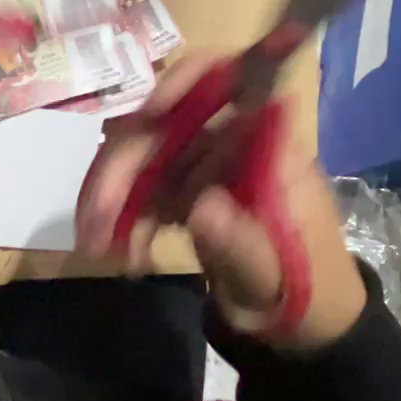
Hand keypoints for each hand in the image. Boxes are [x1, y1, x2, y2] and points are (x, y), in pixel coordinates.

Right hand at [75, 51, 366, 351]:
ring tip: (96, 245)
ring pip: (141, 160)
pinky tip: (118, 249)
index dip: (184, 85)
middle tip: (94, 223)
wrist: (305, 317)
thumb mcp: (273, 273)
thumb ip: (240, 242)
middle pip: (163, 128)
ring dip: (110, 198)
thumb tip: (198, 207)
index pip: (229, 83)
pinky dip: (122, 218)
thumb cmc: (304, 289)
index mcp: (266, 147)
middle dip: (121, 170)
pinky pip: (141, 192)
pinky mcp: (184, 194)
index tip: (148, 116)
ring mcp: (203, 169)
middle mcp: (229, 145)